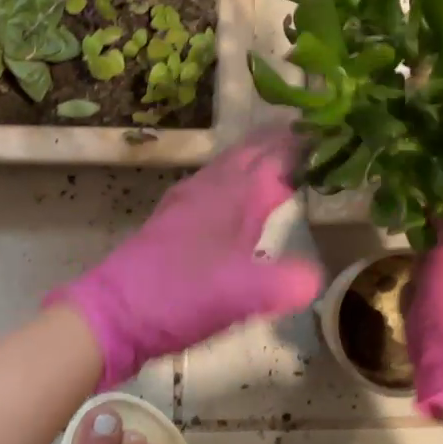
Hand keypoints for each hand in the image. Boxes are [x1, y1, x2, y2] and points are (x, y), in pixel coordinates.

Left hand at [46, 131, 323, 389]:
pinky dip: (231, 188)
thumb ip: (285, 282)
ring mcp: (183, 208)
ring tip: (277, 162)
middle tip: (311, 135)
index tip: (331, 128)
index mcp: (230, 196)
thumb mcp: (241, 293)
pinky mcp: (169, 229)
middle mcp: (206, 192)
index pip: (273, 157)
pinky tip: (231, 207)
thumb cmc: (177, 296)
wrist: (111, 315)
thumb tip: (316, 277)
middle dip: (276, 144)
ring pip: (225, 172)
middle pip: (246, 156)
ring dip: (252, 163)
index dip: (302, 143)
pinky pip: (210, 193)